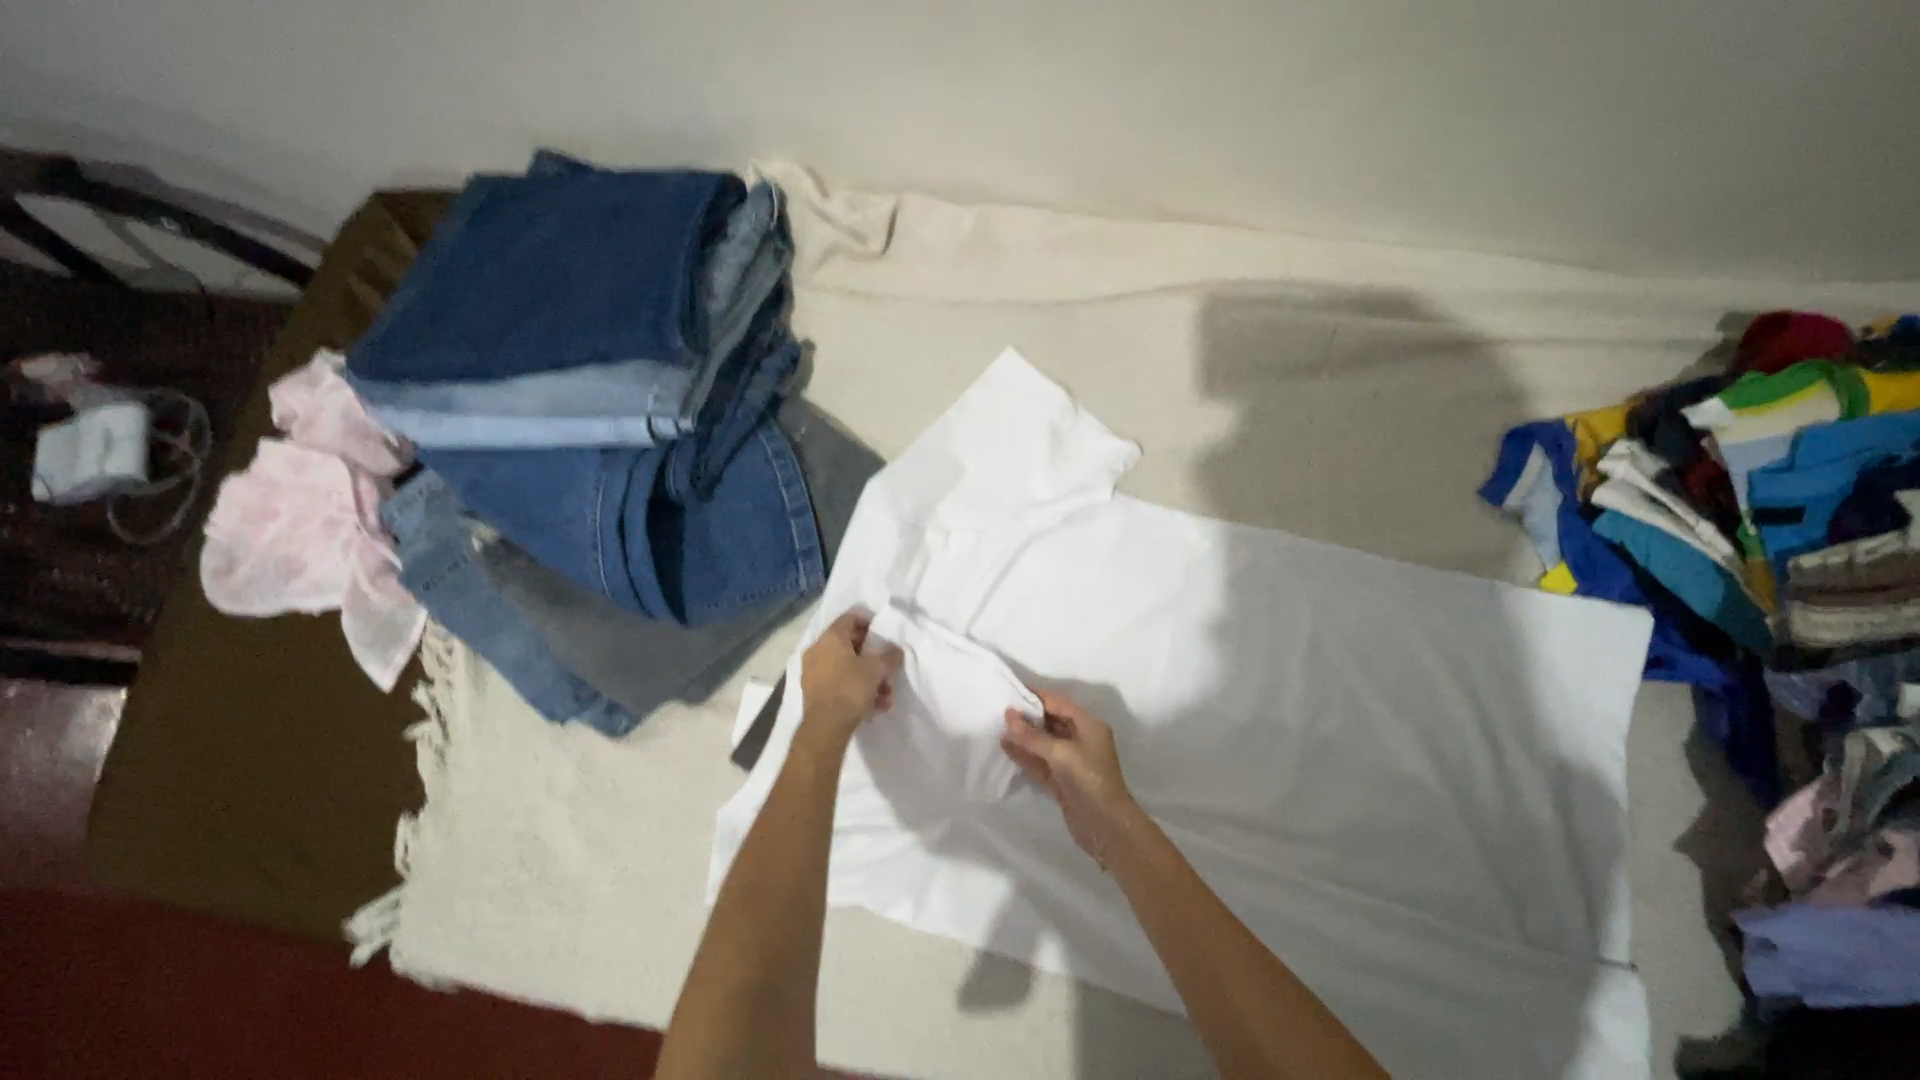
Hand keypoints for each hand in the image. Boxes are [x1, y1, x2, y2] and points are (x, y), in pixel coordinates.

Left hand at [799, 609, 903, 745]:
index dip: (869, 622)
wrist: (826, 726)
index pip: (850, 618)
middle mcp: (818, 649)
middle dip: (872, 657)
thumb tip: (897, 651)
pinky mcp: (813, 691)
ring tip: (885, 694)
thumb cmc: (851, 688)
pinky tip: (874, 706)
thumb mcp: (877, 669)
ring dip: (867, 678)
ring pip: (845, 667)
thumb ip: (889, 657)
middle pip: (849, 644)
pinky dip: (855, 689)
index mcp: (831, 637)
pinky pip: (838, 683)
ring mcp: (813, 671)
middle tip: (886, 666)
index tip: (883, 635)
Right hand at [1001, 690, 1137, 867]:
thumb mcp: (1061, 753)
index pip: (1058, 703)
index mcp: (1088, 725)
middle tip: (1000, 709)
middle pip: (1051, 721)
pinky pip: (1040, 761)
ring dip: (1024, 736)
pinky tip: (1006, 747)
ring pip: (1043, 742)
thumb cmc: (1089, 781)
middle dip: (1028, 716)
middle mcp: (1081, 739)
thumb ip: (1033, 736)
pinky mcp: (1062, 780)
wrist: (1106, 826)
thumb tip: (1008, 716)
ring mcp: (1071, 761)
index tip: (1011, 690)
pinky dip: (1025, 754)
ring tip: (998, 727)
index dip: (1036, 696)